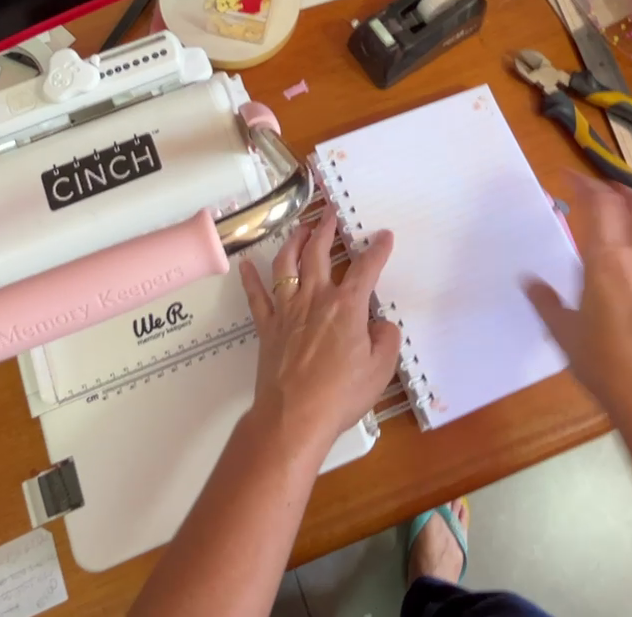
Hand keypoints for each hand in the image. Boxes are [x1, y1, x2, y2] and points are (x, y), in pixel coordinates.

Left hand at [241, 221, 401, 456]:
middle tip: (330, 214)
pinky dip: (250, 278)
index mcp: (346, 307)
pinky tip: (246, 265)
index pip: (366, 269)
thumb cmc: (340, 395)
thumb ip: (386, 340)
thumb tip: (381, 324)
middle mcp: (315, 298)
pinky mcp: (267, 326)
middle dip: (326, 229)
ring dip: (293, 242)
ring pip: (286, 265)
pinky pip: (257, 296)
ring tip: (299, 229)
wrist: (294, 417)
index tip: (384, 236)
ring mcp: (287, 310)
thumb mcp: (380, 370)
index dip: (377, 250)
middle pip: (318, 253)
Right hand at [525, 176, 631, 420]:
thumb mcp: (563, 332)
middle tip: (603, 192)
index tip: (569, 177)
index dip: (584, 183)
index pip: (598, 204)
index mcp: (604, 260)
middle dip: (619, 189)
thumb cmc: (603, 364)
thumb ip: (546, 301)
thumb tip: (529, 281)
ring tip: (631, 219)